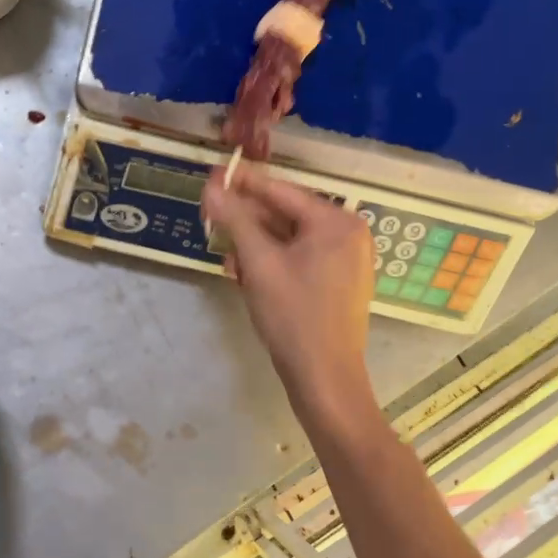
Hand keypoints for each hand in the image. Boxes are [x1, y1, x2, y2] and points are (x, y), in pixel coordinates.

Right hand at [203, 165, 372, 401]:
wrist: (324, 381)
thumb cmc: (294, 316)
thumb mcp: (258, 262)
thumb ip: (234, 218)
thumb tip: (211, 185)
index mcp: (336, 222)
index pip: (280, 190)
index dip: (241, 184)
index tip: (211, 177)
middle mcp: (347, 233)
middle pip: (284, 213)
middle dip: (246, 220)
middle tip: (210, 220)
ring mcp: (345, 259)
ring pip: (287, 237)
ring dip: (254, 243)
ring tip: (227, 257)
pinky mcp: (337, 281)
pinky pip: (298, 256)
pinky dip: (271, 260)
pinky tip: (244, 274)